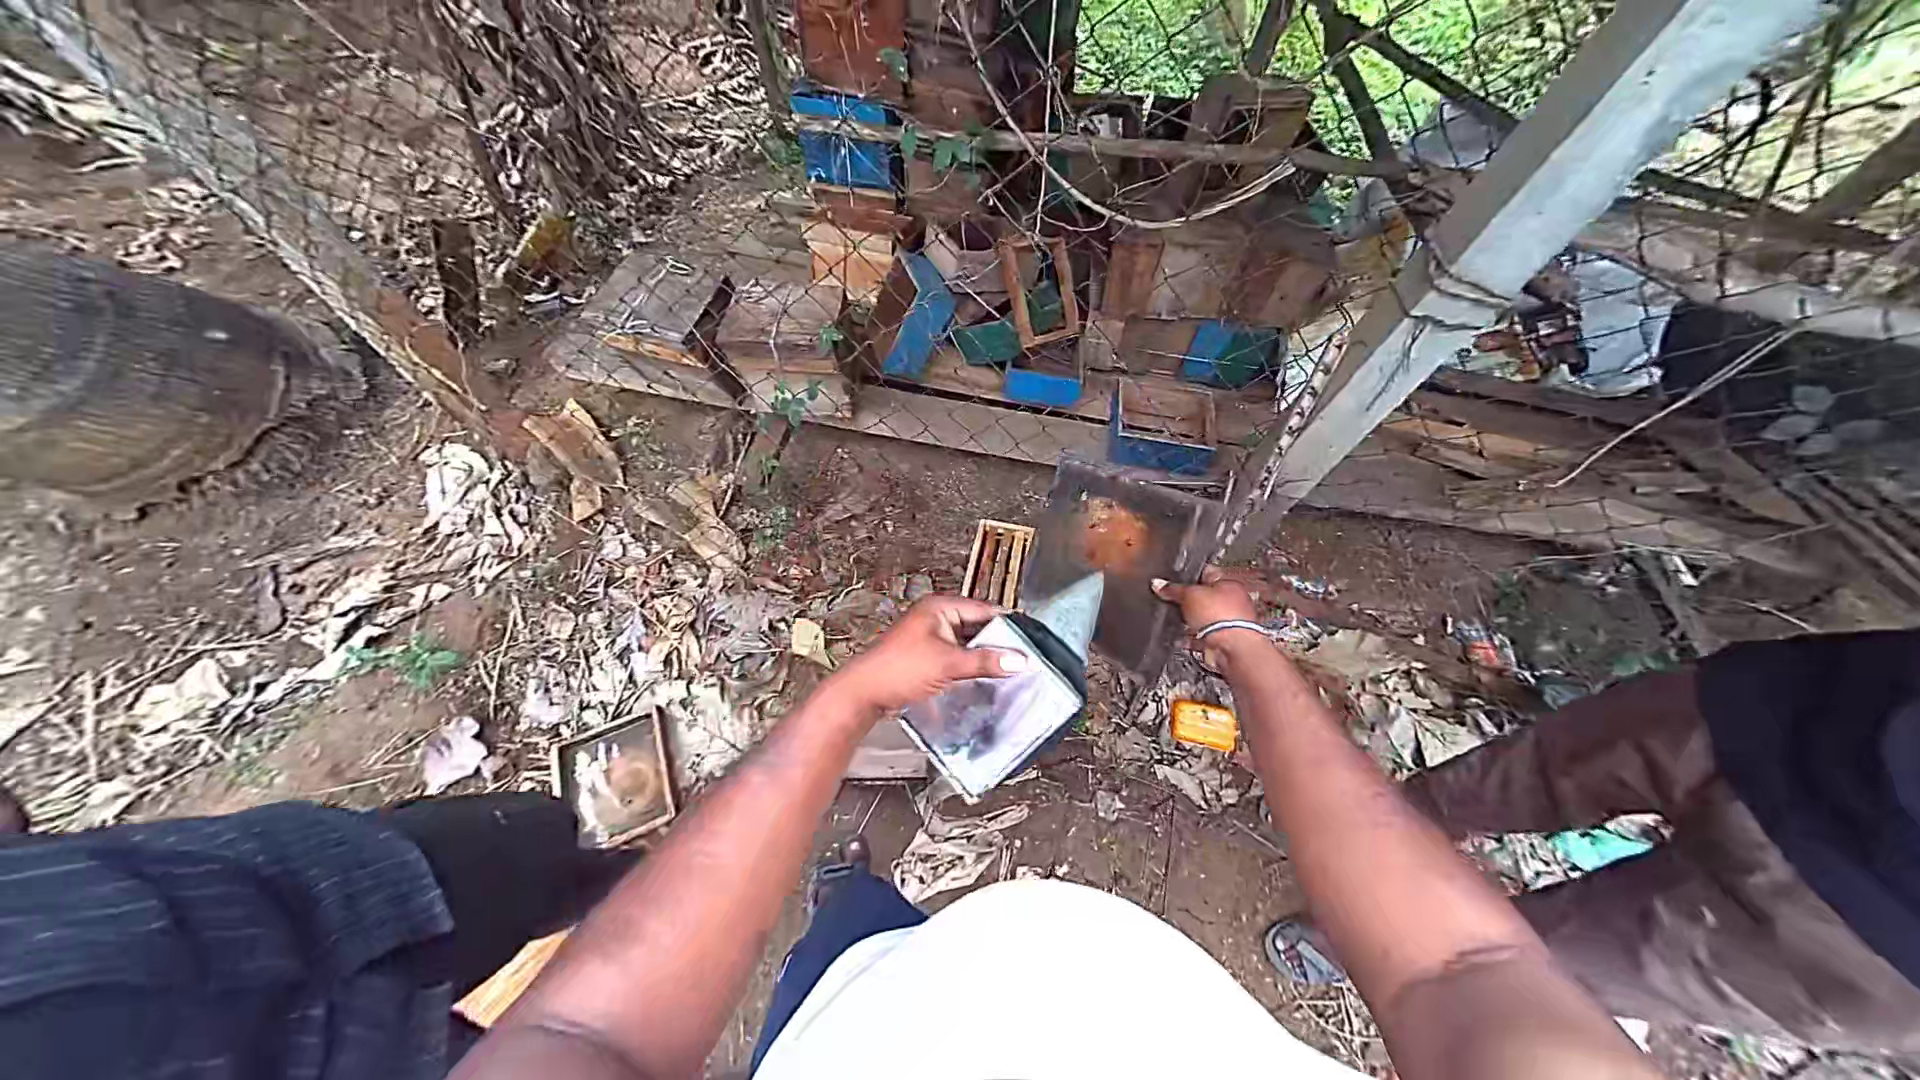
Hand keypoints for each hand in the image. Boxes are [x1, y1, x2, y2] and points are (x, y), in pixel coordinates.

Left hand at [826, 595, 1027, 713]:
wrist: (864, 693)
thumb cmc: (895, 669)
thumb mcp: (948, 664)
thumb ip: (985, 661)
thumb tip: (1017, 659)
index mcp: (940, 607)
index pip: (985, 609)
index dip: (1008, 624)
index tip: (1028, 639)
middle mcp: (936, 617)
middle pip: (978, 627)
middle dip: (996, 642)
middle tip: (1019, 657)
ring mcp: (931, 636)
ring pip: (968, 643)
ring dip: (982, 655)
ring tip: (1004, 668)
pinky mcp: (928, 655)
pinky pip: (957, 656)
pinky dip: (969, 664)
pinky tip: (980, 676)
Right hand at [1152, 567, 1265, 670]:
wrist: (1233, 647)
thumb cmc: (1221, 616)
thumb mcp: (1189, 595)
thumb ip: (1173, 589)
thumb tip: (1158, 584)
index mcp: (1230, 584)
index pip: (1206, 575)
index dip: (1189, 578)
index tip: (1174, 582)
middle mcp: (1235, 603)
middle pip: (1205, 599)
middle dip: (1189, 604)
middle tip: (1176, 604)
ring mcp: (1231, 624)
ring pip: (1204, 620)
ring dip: (1191, 623)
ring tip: (1180, 624)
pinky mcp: (1226, 642)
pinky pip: (1204, 638)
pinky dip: (1194, 640)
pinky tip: (1184, 640)